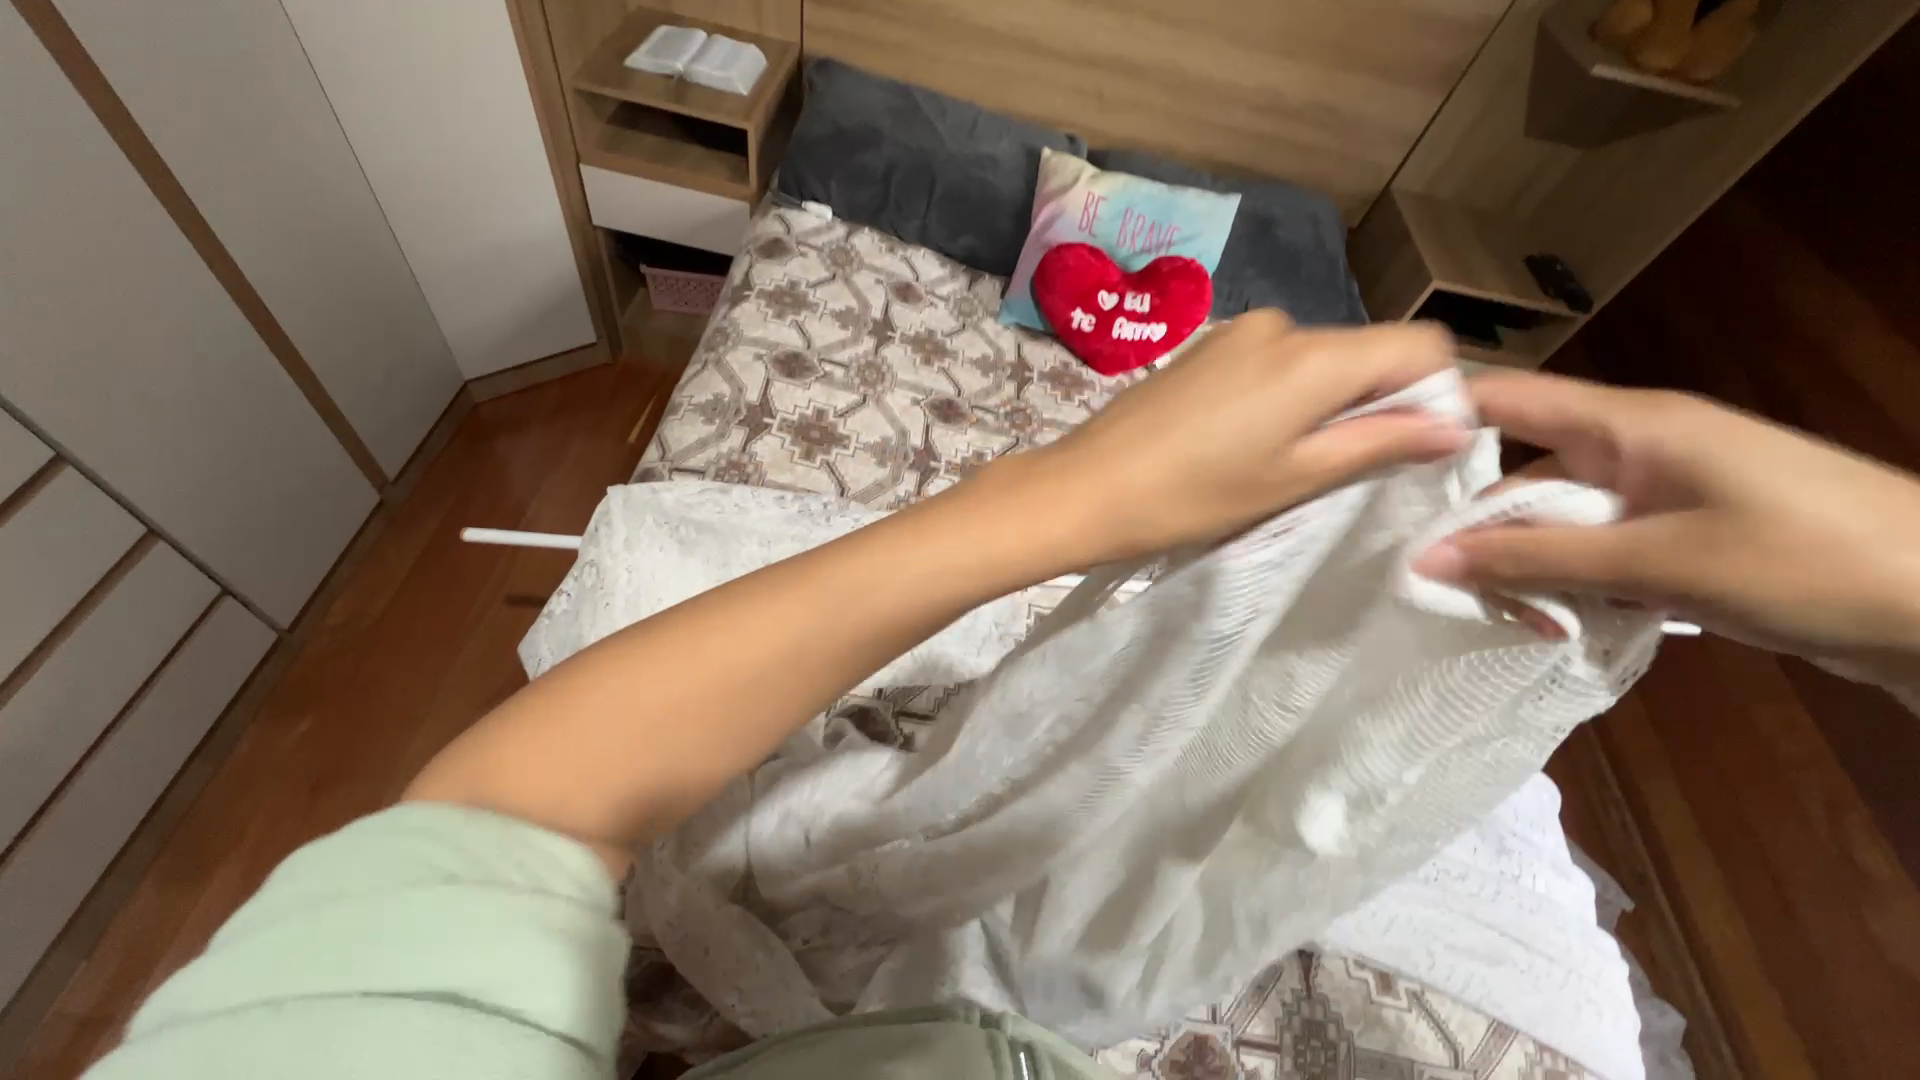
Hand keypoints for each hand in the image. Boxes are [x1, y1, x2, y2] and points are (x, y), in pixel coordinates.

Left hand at [1001, 311, 1469, 563]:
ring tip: (1276, 463)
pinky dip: (1279, 398)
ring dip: (1320, 405)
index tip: (1409, 446)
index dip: (1433, 392)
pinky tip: (1240, 442)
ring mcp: (1234, 333)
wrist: (1084, 488)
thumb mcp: (1294, 479)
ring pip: (1314, 360)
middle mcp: (1279, 325)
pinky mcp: (1202, 350)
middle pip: (1363, 351)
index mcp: (1313, 354)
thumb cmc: (1192, 496)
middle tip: (1334, 470)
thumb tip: (1454, 423)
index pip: (1419, 343)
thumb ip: (1378, 442)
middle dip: (1371, 403)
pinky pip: (1269, 364)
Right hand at [1413, 371, 1919, 671]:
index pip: (1503, 397)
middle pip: (1519, 475)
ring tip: (1537, 624)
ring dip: (1533, 569)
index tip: (1370, 460)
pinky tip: (1575, 622)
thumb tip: (1424, 562)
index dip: (1434, 413)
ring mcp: (1659, 491)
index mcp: (1628, 425)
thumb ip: (1534, 561)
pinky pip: (1595, 549)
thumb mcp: (1657, 564)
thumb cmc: (1812, 561)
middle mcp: (1632, 448)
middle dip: (1486, 533)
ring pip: (1554, 521)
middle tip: (1466, 593)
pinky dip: (1574, 583)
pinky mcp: (1680, 533)